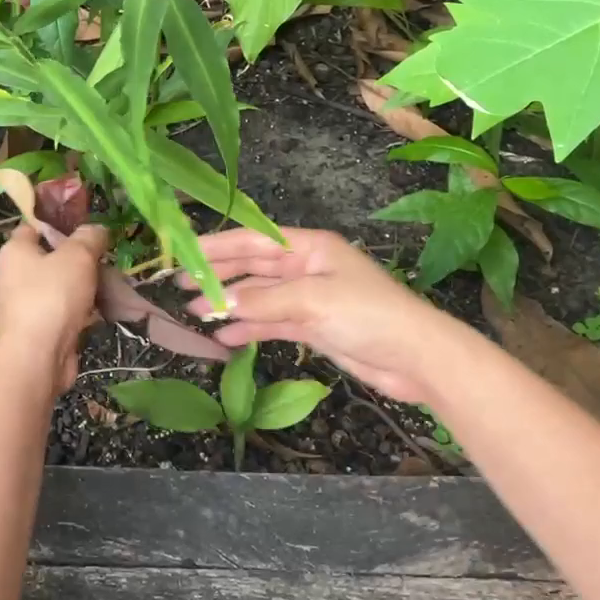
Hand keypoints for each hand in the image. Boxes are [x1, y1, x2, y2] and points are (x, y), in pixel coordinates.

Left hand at [0, 223, 107, 395]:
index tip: (88, 227)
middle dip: (81, 258)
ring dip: (87, 285)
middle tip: (107, 258)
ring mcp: (26, 303)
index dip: (60, 223)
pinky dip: (84, 309)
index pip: (34, 226)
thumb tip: (97, 229)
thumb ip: (89, 238)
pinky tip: (106, 309)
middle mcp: (15, 274)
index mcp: (15, 250)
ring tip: (113, 284)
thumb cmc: (52, 296)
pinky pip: (65, 310)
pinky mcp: (40, 327)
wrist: (38, 357)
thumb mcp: (77, 256)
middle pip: (52, 257)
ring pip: (62, 285)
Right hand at [182, 228, 475, 403]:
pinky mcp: (312, 327)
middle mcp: (305, 268)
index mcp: (309, 247)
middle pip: (252, 267)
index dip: (217, 246)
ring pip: (258, 297)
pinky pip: (270, 322)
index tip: (185, 253)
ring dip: (229, 305)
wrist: (418, 360)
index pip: (253, 240)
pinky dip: (248, 328)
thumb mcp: (313, 302)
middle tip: (181, 285)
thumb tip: (220, 304)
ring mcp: (308, 298)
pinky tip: (224, 337)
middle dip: (218, 276)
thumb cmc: (369, 315)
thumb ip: (263, 301)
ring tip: (196, 314)